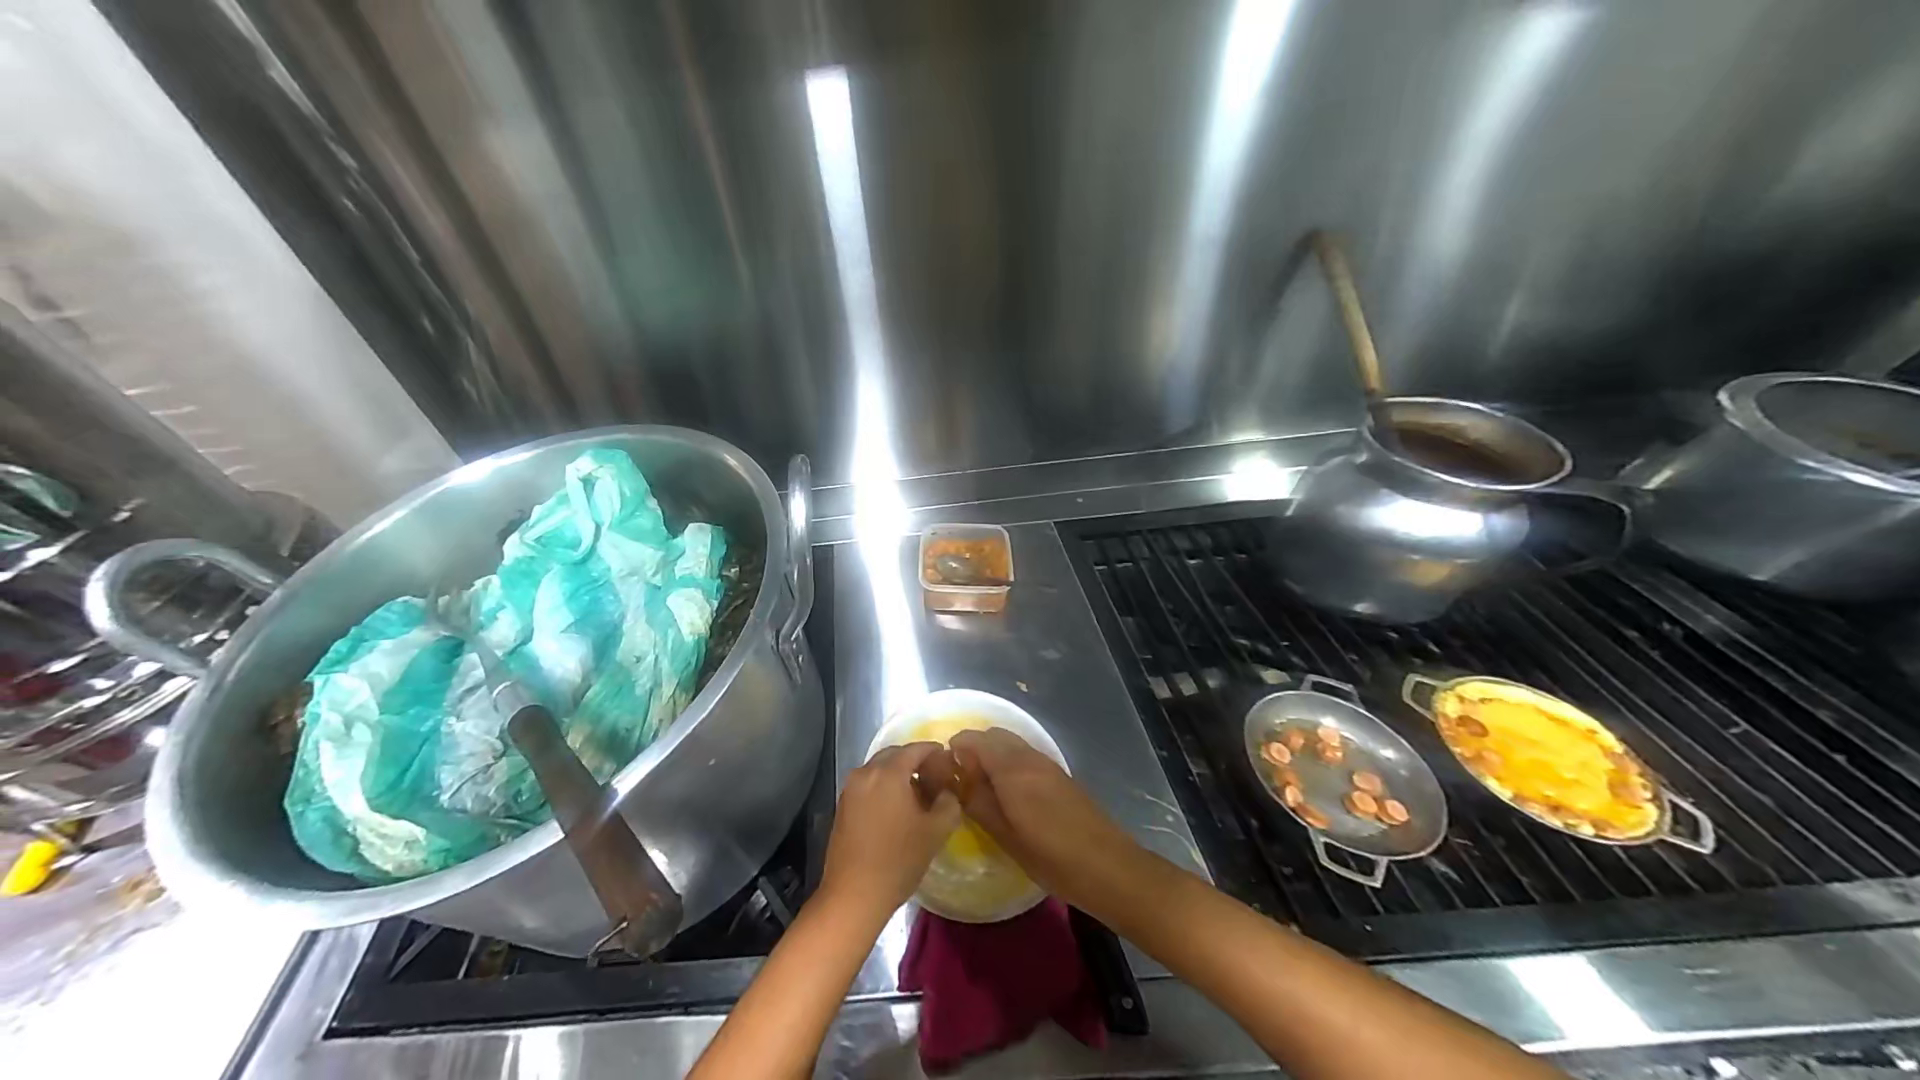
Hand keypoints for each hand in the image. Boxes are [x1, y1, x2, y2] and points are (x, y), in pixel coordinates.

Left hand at [819, 742, 962, 917]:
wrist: (853, 895)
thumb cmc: (898, 860)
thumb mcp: (935, 831)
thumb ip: (949, 804)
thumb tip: (948, 793)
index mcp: (889, 772)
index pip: (916, 749)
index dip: (934, 751)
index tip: (949, 761)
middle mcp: (865, 773)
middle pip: (894, 755)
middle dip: (915, 761)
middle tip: (935, 777)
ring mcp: (850, 790)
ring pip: (879, 770)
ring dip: (898, 774)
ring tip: (918, 794)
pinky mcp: (842, 807)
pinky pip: (868, 785)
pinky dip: (884, 787)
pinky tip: (897, 809)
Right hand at [949, 727, 1142, 913]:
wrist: (1108, 867)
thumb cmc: (1051, 856)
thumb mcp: (1004, 834)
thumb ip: (977, 801)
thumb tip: (953, 777)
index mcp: (1012, 767)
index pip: (975, 739)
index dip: (955, 749)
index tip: (944, 772)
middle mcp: (1030, 756)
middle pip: (995, 736)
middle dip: (973, 750)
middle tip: (961, 782)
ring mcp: (1048, 764)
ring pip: (1012, 745)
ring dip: (993, 756)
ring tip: (982, 791)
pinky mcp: (1060, 776)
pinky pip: (1026, 757)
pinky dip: (1010, 764)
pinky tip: (1009, 796)